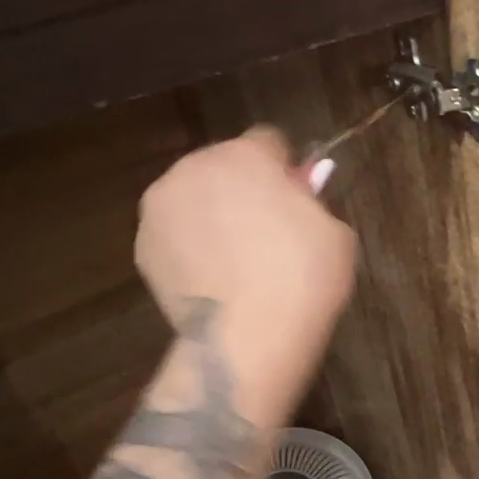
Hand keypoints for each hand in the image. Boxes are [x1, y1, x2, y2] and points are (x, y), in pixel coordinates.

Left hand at [135, 127, 356, 368]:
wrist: (249, 337)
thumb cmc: (304, 281)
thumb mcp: (335, 235)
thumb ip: (313, 204)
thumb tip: (298, 196)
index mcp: (246, 157)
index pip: (269, 142)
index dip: (286, 170)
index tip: (298, 200)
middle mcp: (194, 168)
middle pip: (224, 167)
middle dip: (243, 190)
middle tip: (268, 234)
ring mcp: (161, 207)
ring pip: (194, 199)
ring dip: (213, 217)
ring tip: (239, 264)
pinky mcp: (143, 247)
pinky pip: (175, 236)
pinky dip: (192, 250)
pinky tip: (216, 283)